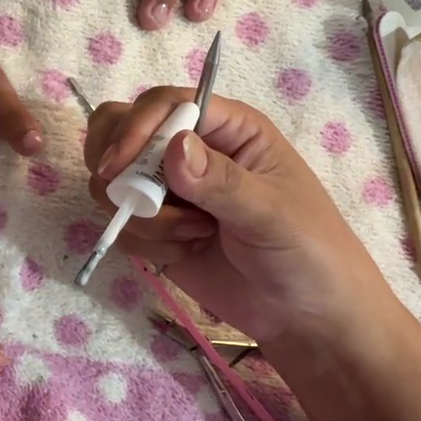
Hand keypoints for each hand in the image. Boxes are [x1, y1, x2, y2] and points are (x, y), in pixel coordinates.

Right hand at [84, 90, 396, 347]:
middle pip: (119, 130)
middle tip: (131, 198)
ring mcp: (168, 190)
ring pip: (113, 181)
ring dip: (139, 213)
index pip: (165, 105)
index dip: (135, 127)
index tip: (117, 166)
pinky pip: (120, 223)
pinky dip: (143, 242)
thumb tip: (174, 146)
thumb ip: (221, 181)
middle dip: (119, 167)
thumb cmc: (307, 252)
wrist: (301, 315)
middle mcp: (191, 151)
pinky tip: (183, 253)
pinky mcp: (153, 226)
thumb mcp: (271, 214)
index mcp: (228, 130)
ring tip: (188, 235)